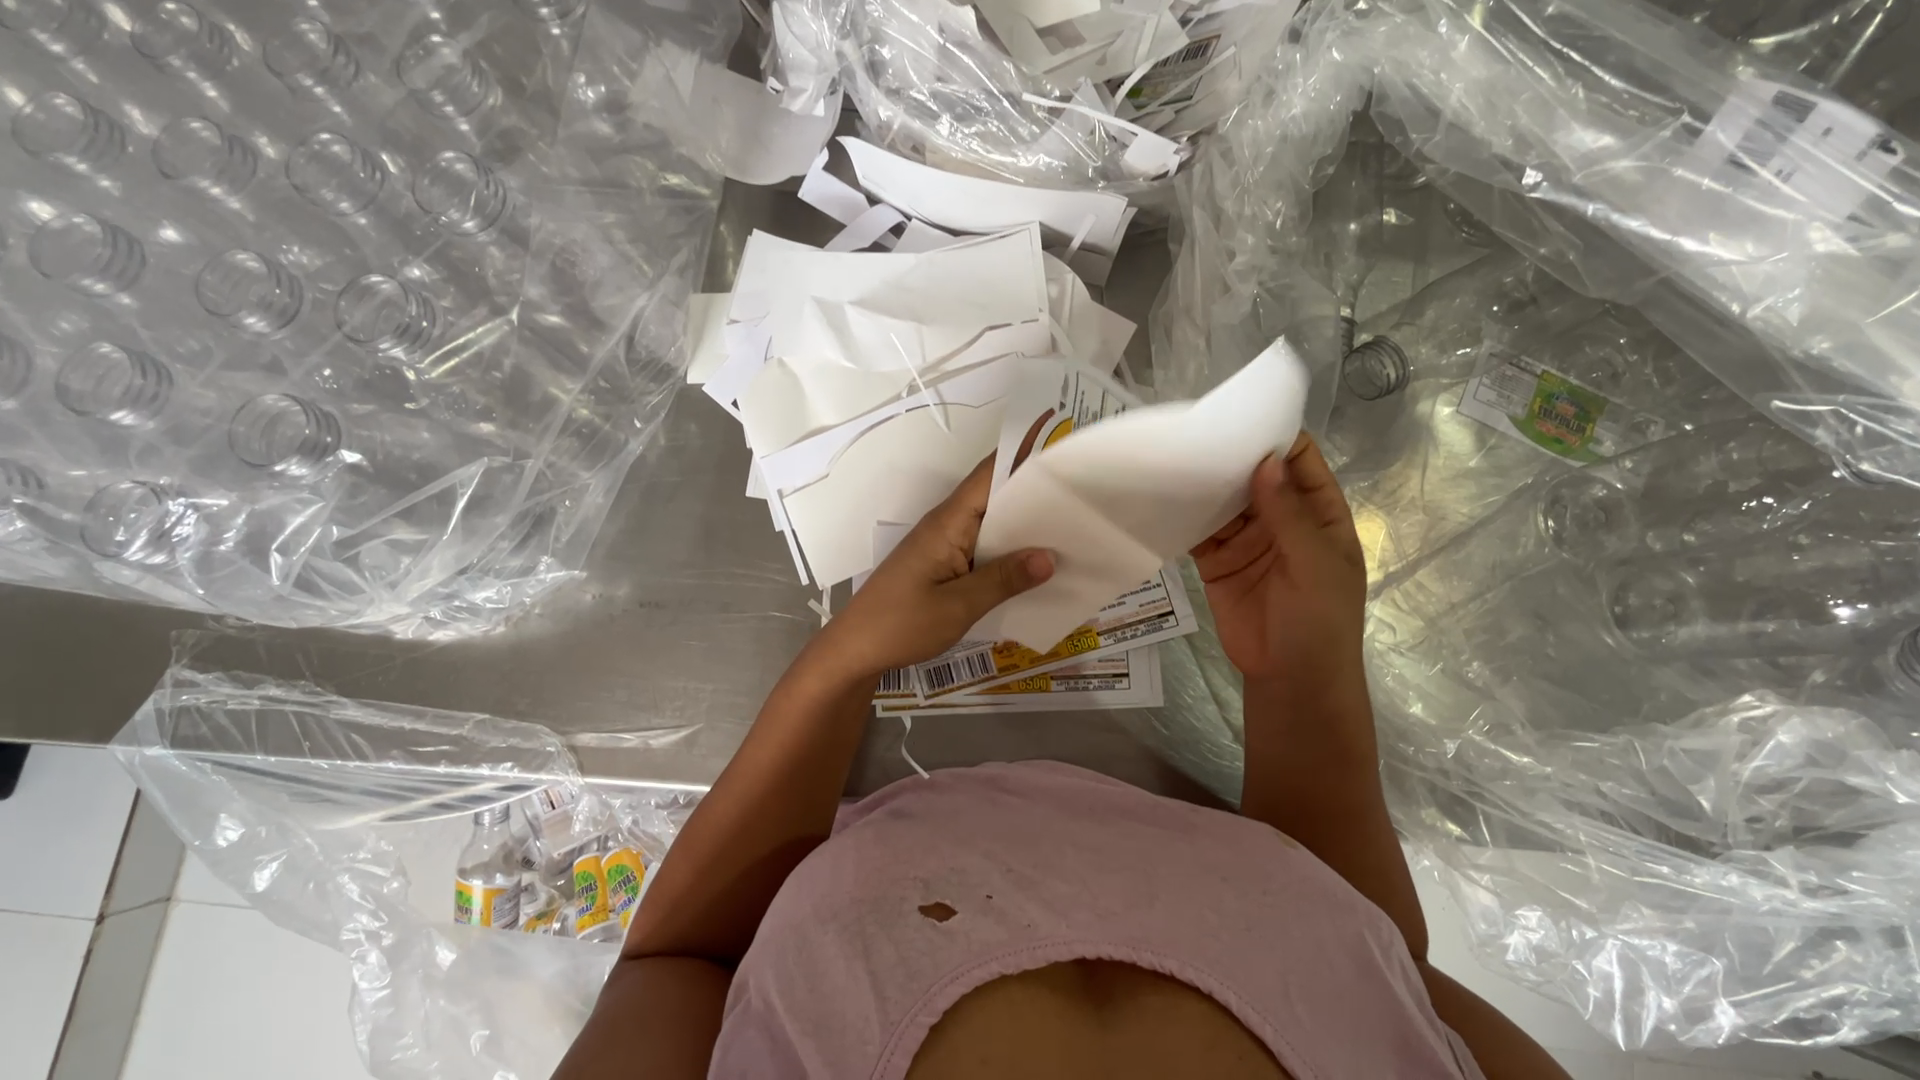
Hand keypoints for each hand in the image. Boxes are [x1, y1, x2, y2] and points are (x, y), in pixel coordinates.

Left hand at [813, 456, 1053, 680]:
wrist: (856, 650)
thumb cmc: (901, 624)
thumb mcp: (957, 606)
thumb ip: (1004, 580)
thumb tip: (1050, 557)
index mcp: (948, 523)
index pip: (990, 474)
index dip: (1024, 455)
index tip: (1063, 447)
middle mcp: (947, 526)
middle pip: (995, 496)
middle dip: (1035, 493)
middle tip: (1085, 495)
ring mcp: (944, 546)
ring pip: (992, 524)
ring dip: (1025, 526)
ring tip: (1074, 528)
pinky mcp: (944, 566)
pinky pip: (983, 548)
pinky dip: (1009, 552)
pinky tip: (1037, 566)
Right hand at [1191, 435, 1366, 697]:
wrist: (1291, 679)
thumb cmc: (1320, 622)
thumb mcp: (1315, 565)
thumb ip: (1289, 514)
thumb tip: (1265, 461)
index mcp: (1319, 513)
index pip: (1299, 461)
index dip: (1274, 438)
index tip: (1238, 417)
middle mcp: (1281, 519)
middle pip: (1254, 475)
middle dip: (1228, 456)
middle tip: (1191, 432)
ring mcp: (1246, 540)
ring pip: (1223, 500)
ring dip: (1202, 483)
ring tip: (1170, 458)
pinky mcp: (1216, 561)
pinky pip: (1198, 530)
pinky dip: (1183, 515)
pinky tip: (1161, 497)